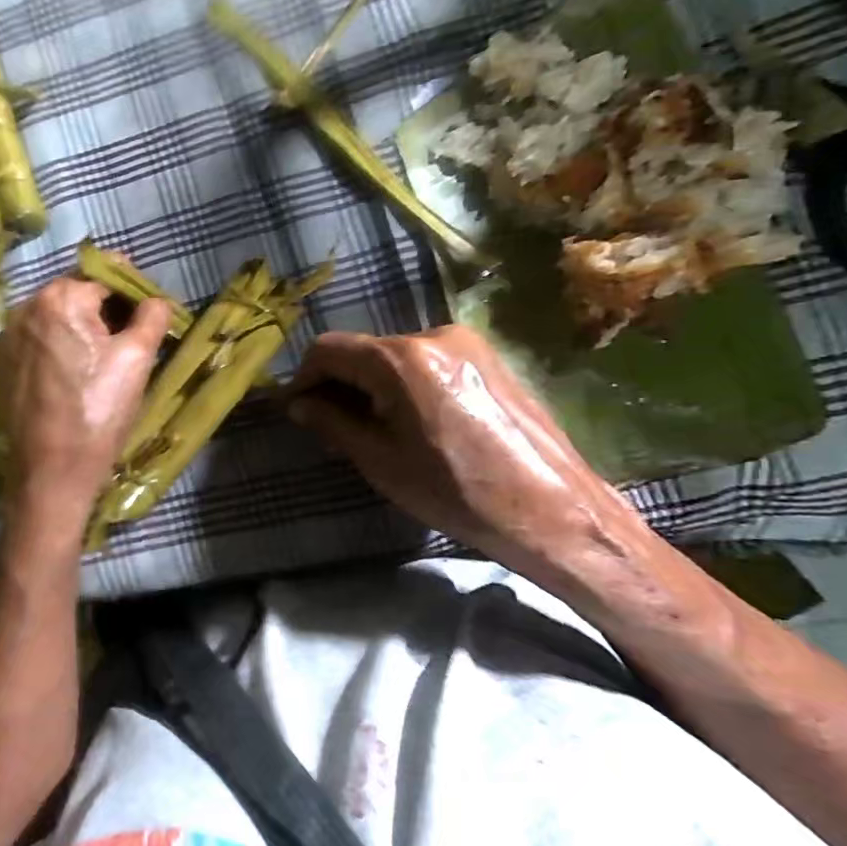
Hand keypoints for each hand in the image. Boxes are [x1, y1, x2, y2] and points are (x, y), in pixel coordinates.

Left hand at [0, 277, 171, 524]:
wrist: (50, 473)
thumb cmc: (98, 414)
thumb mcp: (136, 361)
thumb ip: (151, 316)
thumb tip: (155, 299)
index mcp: (59, 299)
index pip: (106, 275)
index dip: (133, 289)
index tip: (150, 314)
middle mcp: (24, 307)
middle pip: (78, 293)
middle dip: (107, 310)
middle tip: (131, 342)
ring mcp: (7, 337)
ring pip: (57, 318)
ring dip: (83, 329)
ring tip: (104, 363)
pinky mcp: (1, 364)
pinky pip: (38, 341)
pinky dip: (60, 347)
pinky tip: (74, 377)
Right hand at [285, 326, 636, 574]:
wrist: (551, 510)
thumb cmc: (456, 492)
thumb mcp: (380, 462)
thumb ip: (332, 423)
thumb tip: (299, 404)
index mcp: (402, 360)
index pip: (329, 349)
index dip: (303, 377)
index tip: (295, 409)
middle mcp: (434, 335)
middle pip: (363, 350)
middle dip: (338, 383)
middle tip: (328, 425)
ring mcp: (467, 344)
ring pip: (394, 356)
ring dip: (371, 385)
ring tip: (371, 428)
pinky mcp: (488, 358)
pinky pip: (426, 362)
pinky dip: (403, 384)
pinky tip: (409, 421)